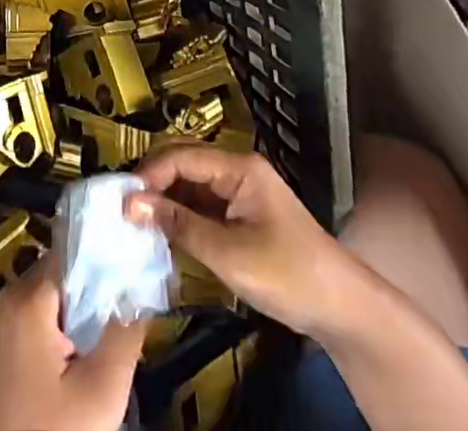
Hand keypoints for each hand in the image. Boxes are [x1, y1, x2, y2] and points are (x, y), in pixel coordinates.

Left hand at [0, 255, 146, 430]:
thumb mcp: (101, 389)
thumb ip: (124, 334)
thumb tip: (141, 292)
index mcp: (29, 299)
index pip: (71, 252)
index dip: (106, 251)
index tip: (137, 254)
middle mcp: (13, 299)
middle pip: (63, 270)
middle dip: (100, 279)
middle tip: (138, 289)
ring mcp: (9, 321)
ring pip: (57, 295)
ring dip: (88, 304)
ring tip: (125, 313)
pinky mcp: (11, 344)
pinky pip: (47, 316)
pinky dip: (72, 322)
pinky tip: (98, 341)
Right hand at [126, 145, 359, 338]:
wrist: (344, 310)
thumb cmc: (288, 275)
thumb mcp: (226, 252)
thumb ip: (177, 224)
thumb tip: (130, 203)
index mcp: (239, 168)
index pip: (180, 157)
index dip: (149, 175)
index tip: (123, 201)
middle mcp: (237, 170)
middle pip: (182, 163)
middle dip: (152, 182)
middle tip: (123, 207)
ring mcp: (240, 191)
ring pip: (189, 183)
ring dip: (164, 199)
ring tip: (136, 220)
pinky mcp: (240, 213)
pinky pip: (200, 203)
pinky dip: (179, 214)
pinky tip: (161, 230)